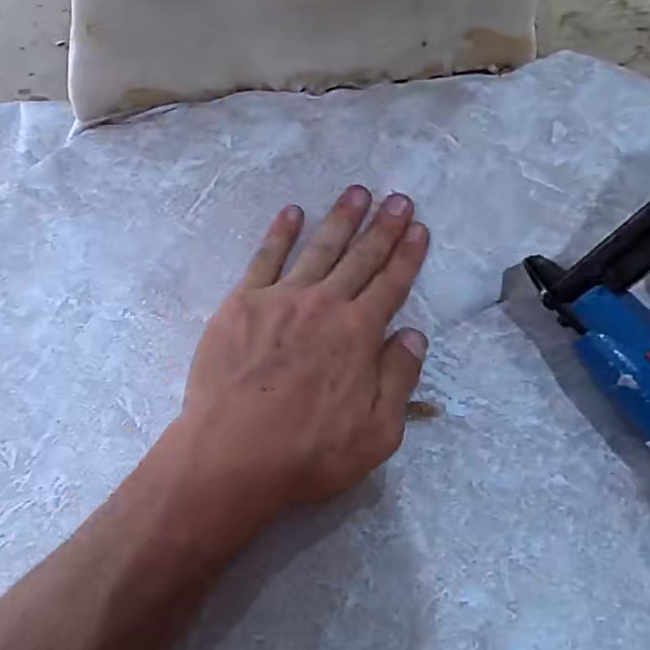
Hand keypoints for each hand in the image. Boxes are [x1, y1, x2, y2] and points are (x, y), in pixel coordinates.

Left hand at [164, 186, 430, 520]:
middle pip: (362, 257)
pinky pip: (265, 258)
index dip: (408, 254)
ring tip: (358, 192)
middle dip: (384, 226)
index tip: (419, 228)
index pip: (392, 283)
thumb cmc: (308, 452)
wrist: (230, 458)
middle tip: (399, 199)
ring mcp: (281, 299)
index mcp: (360, 333)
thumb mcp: (377, 431)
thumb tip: (413, 334)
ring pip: (320, 248)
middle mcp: (325, 305)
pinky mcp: (242, 304)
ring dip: (342, 218)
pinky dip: (280, 233)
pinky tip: (292, 212)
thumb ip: (399, 377)